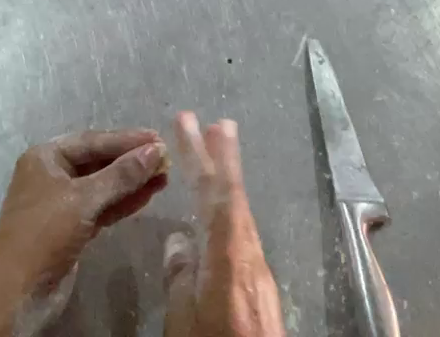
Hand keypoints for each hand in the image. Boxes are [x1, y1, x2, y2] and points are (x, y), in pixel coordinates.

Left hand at [0, 129, 168, 335]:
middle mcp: (53, 174)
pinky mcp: (72, 228)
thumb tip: (156, 150)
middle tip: (166, 157)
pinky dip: (123, 202)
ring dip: (131, 182)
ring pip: (103, 186)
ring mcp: (62, 203)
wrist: (16, 294)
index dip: (126, 140)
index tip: (159, 138)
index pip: (93, 140)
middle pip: (98, 161)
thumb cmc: (43, 234)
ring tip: (164, 176)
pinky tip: (147, 196)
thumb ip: (120, 175)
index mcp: (46, 157)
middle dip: (131, 161)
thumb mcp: (82, 199)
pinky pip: (102, 207)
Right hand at [163, 113, 283, 336]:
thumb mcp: (184, 319)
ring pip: (240, 215)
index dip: (206, 156)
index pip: (217, 194)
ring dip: (227, 181)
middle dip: (221, 158)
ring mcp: (259, 274)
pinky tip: (219, 213)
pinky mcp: (260, 292)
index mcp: (230, 256)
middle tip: (215, 122)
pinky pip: (241, 236)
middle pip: (233, 198)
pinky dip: (228, 211)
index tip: (194, 123)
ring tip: (218, 152)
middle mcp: (250, 256)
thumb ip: (181, 276)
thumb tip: (178, 240)